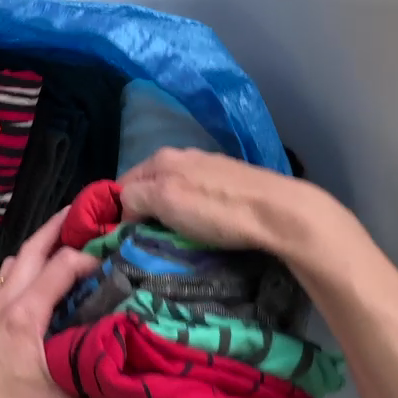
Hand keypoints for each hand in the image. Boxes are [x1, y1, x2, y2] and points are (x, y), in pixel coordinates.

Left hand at [0, 212, 128, 397]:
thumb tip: (147, 392)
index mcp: (27, 315)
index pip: (62, 265)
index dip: (91, 257)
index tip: (117, 261)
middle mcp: (5, 304)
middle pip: (32, 251)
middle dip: (57, 228)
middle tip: (83, 214)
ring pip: (13, 265)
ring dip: (37, 251)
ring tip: (62, 247)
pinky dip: (16, 275)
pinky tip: (26, 286)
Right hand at [119, 147, 359, 255]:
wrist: (278, 212)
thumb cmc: (216, 209)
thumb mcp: (165, 201)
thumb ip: (135, 197)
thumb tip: (125, 208)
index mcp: (161, 158)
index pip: (123, 184)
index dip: (120, 212)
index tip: (125, 239)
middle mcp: (181, 156)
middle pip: (149, 186)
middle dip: (145, 211)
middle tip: (150, 242)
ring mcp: (208, 167)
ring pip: (174, 192)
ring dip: (170, 213)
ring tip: (177, 238)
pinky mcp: (230, 181)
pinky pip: (197, 197)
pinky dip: (193, 213)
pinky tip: (204, 228)